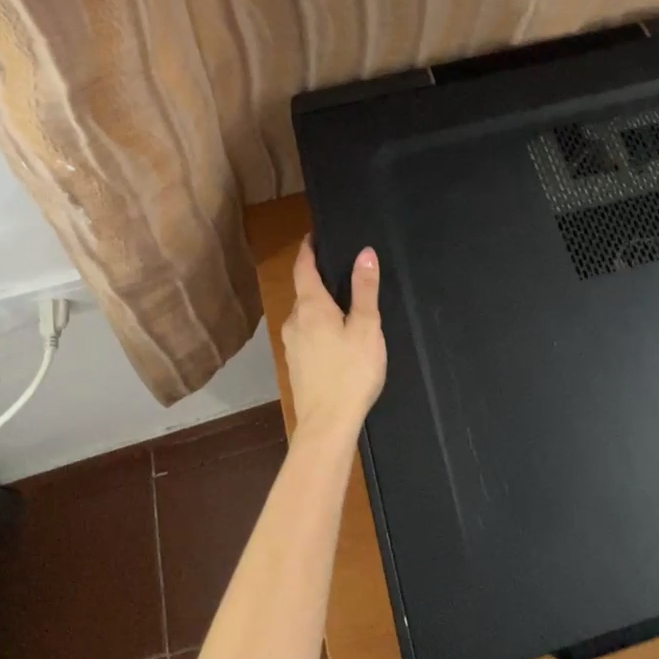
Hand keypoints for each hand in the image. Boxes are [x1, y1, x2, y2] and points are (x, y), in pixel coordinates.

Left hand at [283, 237, 386, 439]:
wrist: (327, 425)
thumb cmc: (350, 372)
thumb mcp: (366, 327)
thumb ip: (364, 289)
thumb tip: (364, 252)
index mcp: (310, 307)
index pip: (303, 267)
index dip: (308, 248)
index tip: (315, 234)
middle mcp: (294, 321)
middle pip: (304, 291)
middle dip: (318, 277)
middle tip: (340, 268)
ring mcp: (292, 345)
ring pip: (305, 314)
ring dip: (319, 304)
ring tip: (343, 301)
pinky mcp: (296, 365)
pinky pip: (307, 333)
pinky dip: (319, 325)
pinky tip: (336, 335)